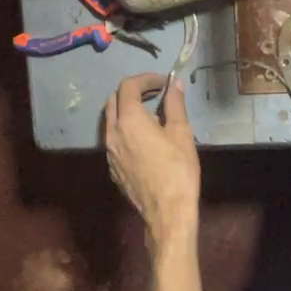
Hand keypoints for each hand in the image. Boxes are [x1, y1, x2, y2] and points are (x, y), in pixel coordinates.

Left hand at [105, 73, 200, 243]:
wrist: (167, 211)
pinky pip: (114, 140)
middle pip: (114, 100)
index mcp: (129, 120)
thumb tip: (173, 83)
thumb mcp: (181, 133)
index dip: (145, 79)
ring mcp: (109, 152)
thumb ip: (174, 104)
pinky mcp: (112, 167)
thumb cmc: (178, 170)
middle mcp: (112, 133)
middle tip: (155, 94)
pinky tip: (145, 140)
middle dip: (133, 92)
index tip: (162, 83)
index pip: (127, 86)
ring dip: (127, 111)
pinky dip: (125, 130)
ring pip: (111, 121)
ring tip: (152, 116)